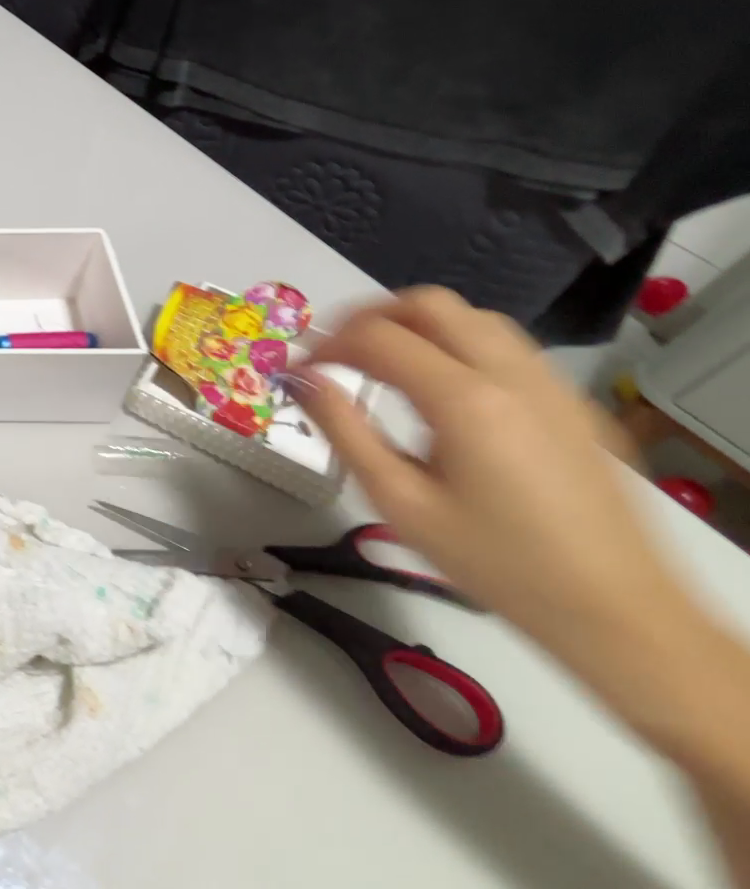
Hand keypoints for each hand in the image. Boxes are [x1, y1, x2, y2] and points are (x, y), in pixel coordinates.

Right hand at [294, 287, 697, 676]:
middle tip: (334, 355)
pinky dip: (456, 345)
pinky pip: (505, 346)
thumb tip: (302, 381)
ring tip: (379, 365)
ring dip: (415, 327)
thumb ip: (345, 430)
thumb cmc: (492, 561)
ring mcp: (550, 384)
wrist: (612, 605)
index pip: (378, 338)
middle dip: (369, 318)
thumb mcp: (399, 501)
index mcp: (465, 400)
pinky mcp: (570, 402)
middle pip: (430, 305)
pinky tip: (437, 390)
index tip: (297, 373)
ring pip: (472, 318)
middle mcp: (512, 375)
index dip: (325, 346)